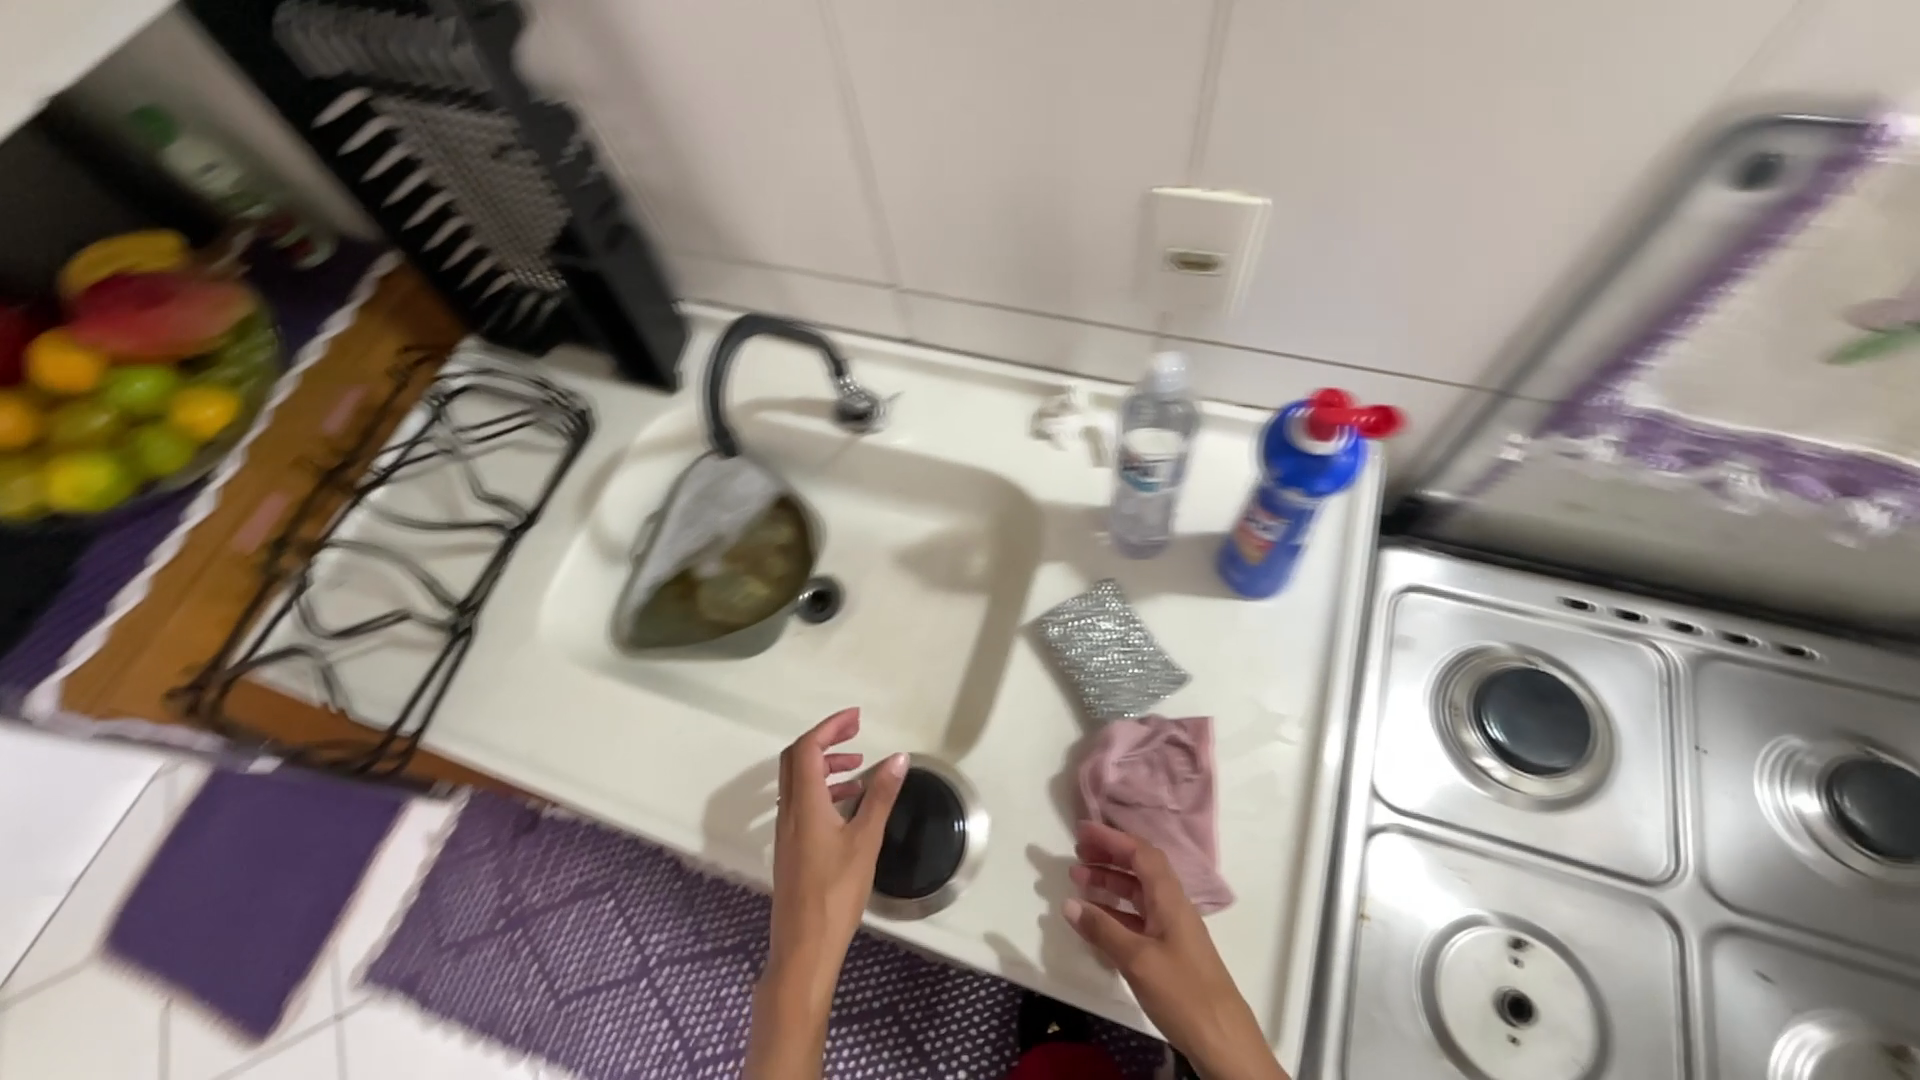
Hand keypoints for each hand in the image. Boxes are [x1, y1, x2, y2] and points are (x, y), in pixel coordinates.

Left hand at [747, 709, 906, 1079]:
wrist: (804, 946)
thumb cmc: (836, 893)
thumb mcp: (865, 841)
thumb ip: (880, 796)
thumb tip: (898, 758)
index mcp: (804, 804)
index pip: (808, 748)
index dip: (829, 727)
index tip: (856, 718)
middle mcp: (789, 811)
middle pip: (797, 759)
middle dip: (825, 740)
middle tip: (856, 734)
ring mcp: (787, 831)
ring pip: (799, 782)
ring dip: (825, 766)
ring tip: (858, 768)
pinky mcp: (791, 848)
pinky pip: (802, 803)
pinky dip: (823, 790)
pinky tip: (848, 805)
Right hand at [1064, 821, 1288, 1079]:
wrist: (1223, 1041)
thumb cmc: (1183, 993)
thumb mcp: (1138, 960)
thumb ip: (1103, 930)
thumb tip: (1069, 903)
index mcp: (1170, 899)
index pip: (1142, 854)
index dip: (1113, 839)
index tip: (1083, 831)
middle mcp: (1172, 907)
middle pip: (1140, 870)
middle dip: (1109, 857)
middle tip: (1076, 852)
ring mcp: (1172, 931)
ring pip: (1137, 895)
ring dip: (1109, 884)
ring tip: (1078, 880)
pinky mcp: (1168, 953)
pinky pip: (1137, 919)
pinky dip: (1115, 913)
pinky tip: (1094, 920)